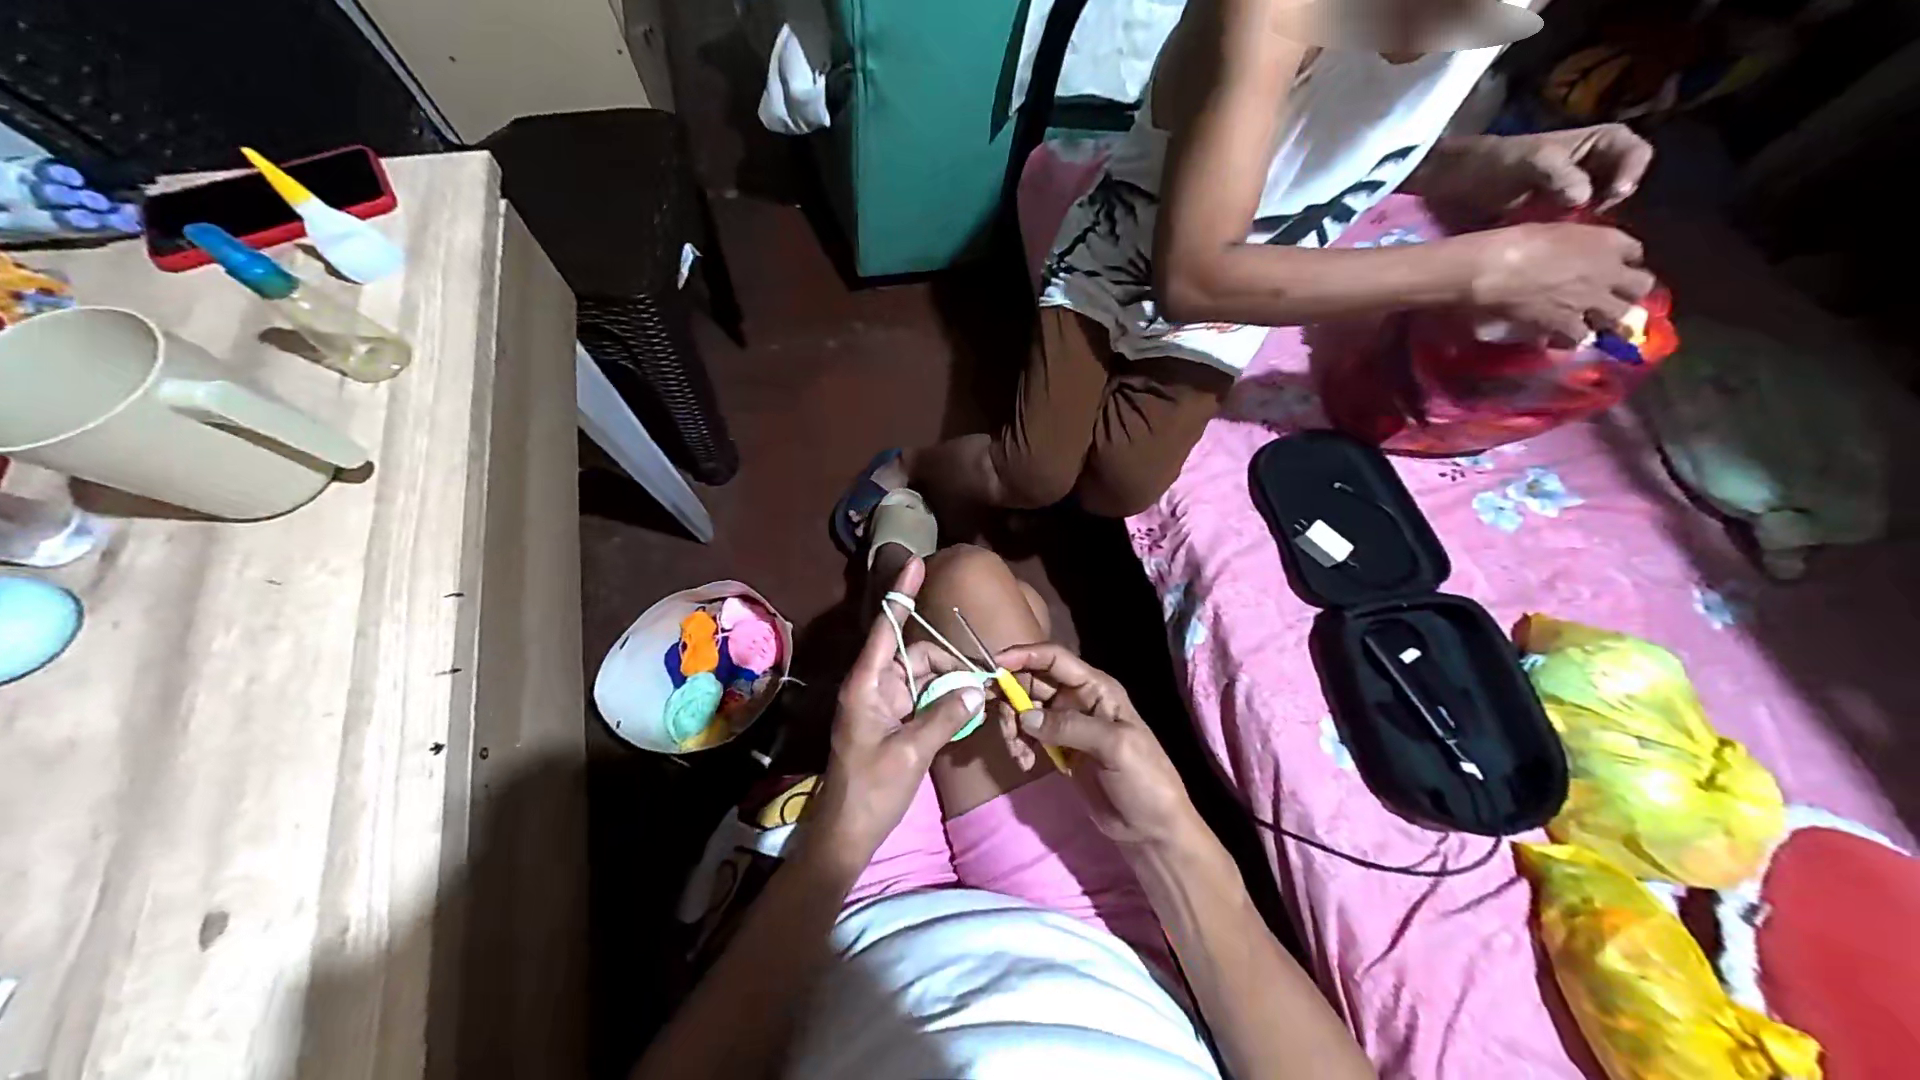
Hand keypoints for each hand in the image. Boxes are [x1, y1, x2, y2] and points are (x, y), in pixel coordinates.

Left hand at [805, 557, 980, 865]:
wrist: (849, 831)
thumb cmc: (870, 790)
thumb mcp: (910, 752)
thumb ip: (943, 715)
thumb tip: (975, 688)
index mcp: (866, 685)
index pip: (885, 629)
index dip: (900, 595)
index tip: (914, 563)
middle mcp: (874, 685)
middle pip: (914, 653)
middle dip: (948, 659)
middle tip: (981, 677)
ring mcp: (884, 702)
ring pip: (923, 674)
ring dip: (949, 681)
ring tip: (978, 695)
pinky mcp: (894, 719)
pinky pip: (923, 695)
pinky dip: (944, 697)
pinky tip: (966, 706)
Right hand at [993, 643, 1203, 850]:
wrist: (1150, 828)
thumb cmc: (1144, 779)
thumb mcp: (1115, 747)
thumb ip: (1070, 726)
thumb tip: (1025, 717)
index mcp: (1096, 687)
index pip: (1054, 659)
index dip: (1024, 655)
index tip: (995, 665)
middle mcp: (1077, 698)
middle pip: (1032, 681)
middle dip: (1010, 695)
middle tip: (999, 719)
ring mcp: (1066, 723)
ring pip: (1024, 709)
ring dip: (1012, 726)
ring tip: (1018, 753)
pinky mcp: (1057, 747)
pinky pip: (1026, 735)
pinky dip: (1018, 745)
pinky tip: (1024, 764)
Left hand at [1419, 126, 1654, 217]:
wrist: (1457, 183)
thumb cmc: (1497, 162)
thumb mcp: (1530, 161)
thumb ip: (1559, 175)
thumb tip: (1583, 200)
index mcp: (1602, 142)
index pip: (1636, 155)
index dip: (1629, 175)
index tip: (1610, 198)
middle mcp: (1597, 167)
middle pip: (1622, 187)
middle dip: (1612, 205)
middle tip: (1592, 222)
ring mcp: (1576, 194)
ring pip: (1600, 210)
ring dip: (1594, 224)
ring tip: (1578, 238)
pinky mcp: (1554, 218)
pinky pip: (1575, 227)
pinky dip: (1572, 237)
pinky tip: (1561, 247)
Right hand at [1460, 222, 1655, 345]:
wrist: (1492, 270)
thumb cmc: (1514, 242)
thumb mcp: (1553, 230)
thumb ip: (1572, 244)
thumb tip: (1568, 252)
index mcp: (1608, 241)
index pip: (1634, 251)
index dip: (1623, 261)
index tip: (1610, 265)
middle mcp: (1609, 271)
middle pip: (1640, 286)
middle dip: (1627, 292)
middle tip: (1608, 298)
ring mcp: (1589, 301)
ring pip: (1618, 316)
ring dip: (1605, 319)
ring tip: (1589, 323)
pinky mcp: (1565, 324)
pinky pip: (1579, 337)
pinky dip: (1571, 338)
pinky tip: (1558, 337)